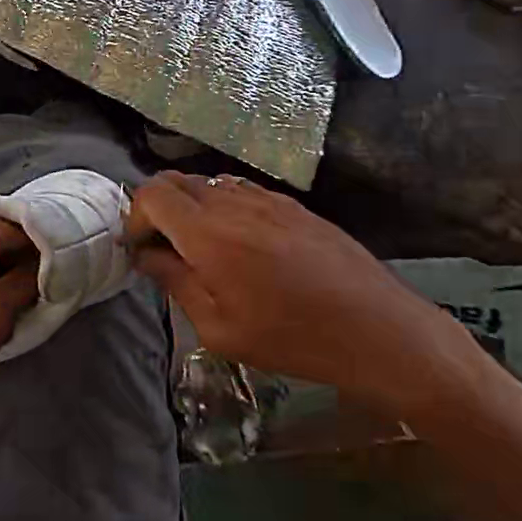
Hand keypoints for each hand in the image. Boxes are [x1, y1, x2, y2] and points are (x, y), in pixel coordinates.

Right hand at [129, 172, 475, 411]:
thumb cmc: (296, 340)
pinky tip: (240, 240)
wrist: (387, 335)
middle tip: (164, 245)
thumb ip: (174, 282)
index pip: (151, 195)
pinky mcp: (293, 204)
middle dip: (156, 208)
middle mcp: (233, 204)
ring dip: (189, 205)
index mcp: (209, 234)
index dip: (135, 217)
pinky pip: (239, 188)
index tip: (142, 249)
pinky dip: (222, 205)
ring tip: (201, 244)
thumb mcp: (220, 329)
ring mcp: (266, 199)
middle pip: (173, 180)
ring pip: (206, 181)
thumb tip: (146, 255)